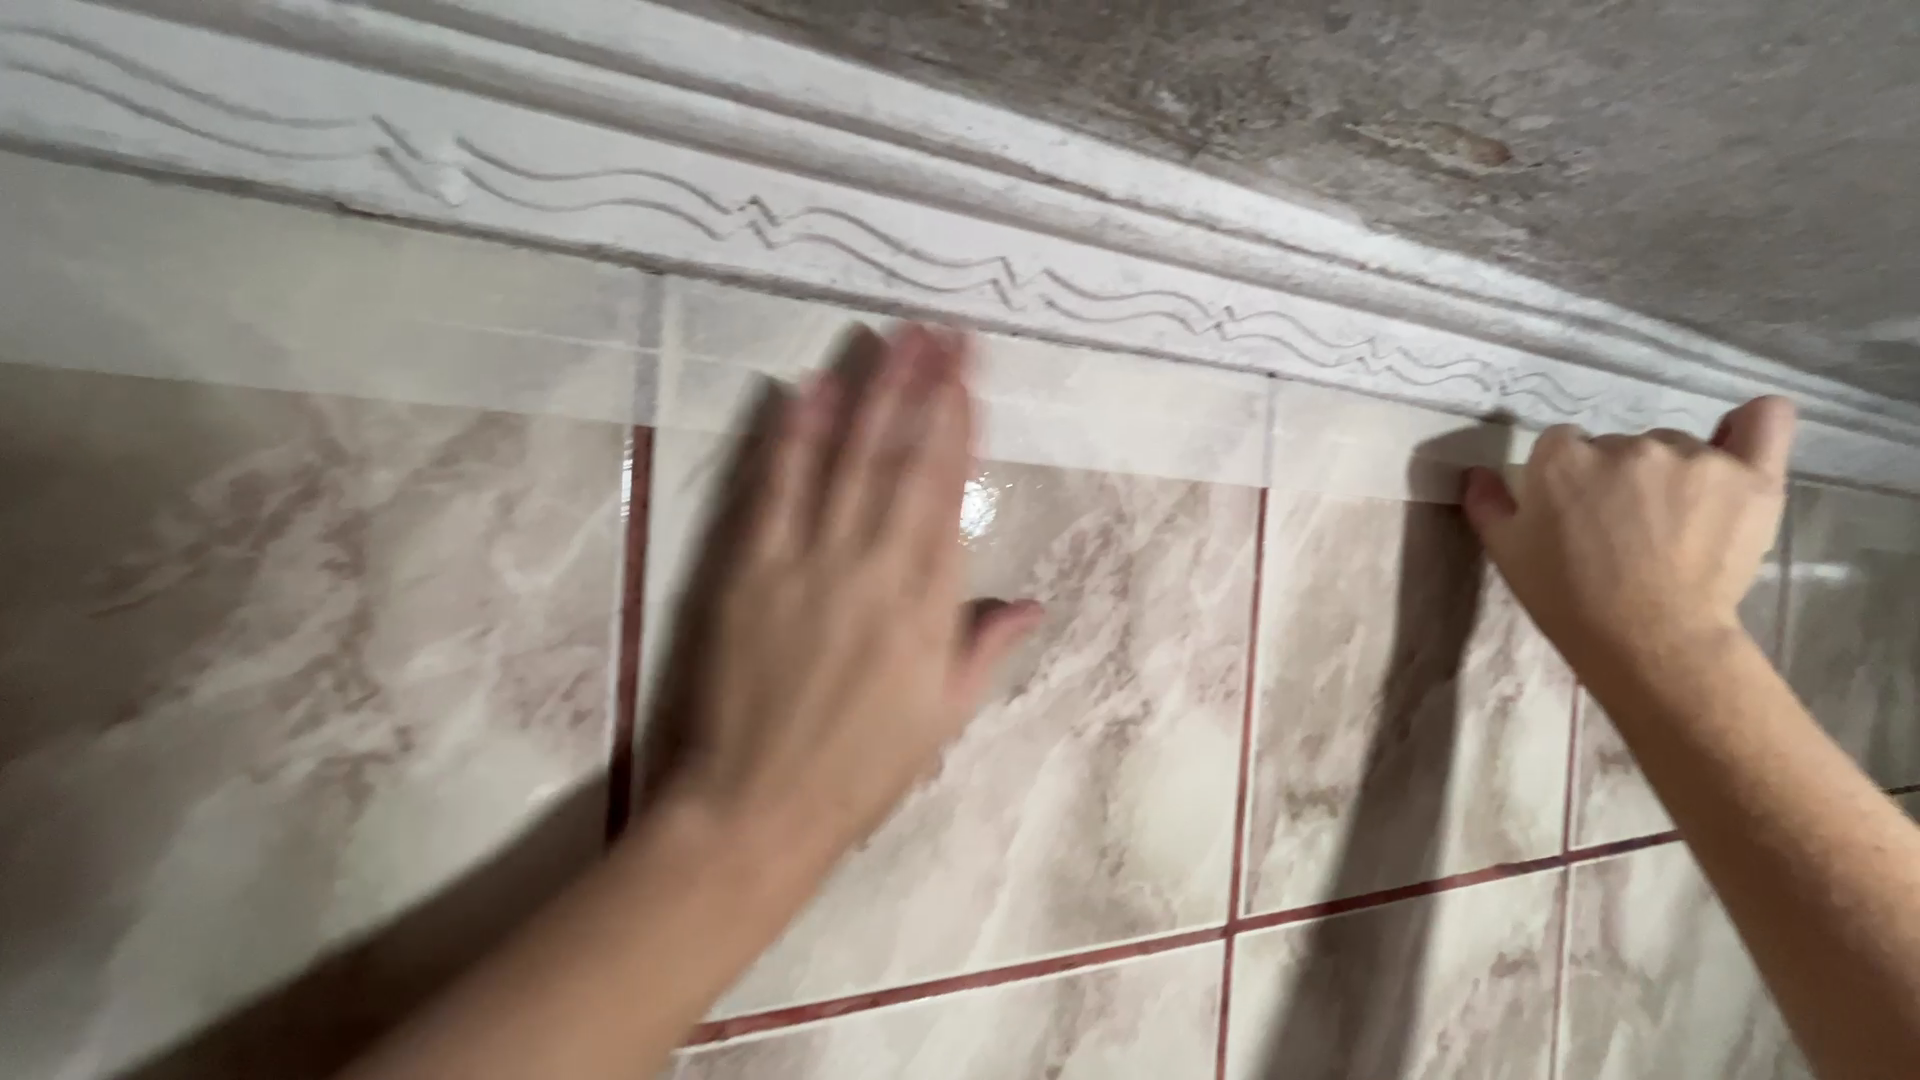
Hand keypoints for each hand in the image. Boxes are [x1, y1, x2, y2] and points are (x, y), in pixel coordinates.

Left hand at [662, 325, 1042, 872]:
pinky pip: (774, 491)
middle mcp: (872, 569)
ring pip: (844, 461)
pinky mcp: (748, 571)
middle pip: (900, 460)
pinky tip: (806, 389)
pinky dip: (792, 437)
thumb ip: (984, 647)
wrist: (759, 805)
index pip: (946, 493)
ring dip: (866, 392)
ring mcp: (806, 564)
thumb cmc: (863, 769)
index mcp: (926, 605)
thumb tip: (1033, 601)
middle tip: (936, 330)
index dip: (957, 427)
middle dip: (921, 387)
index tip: (965, 376)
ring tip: (885, 337)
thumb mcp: (944, 717)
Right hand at [1461, 396, 1796, 671]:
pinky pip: (1764, 423)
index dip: (1563, 476)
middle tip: (1619, 525)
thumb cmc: (1563, 593)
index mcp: (1561, 458)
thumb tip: (1476, 472)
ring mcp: (1693, 457)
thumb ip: (1486, 502)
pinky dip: (1751, 423)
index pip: (1560, 443)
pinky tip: (1738, 435)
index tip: (1570, 510)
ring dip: (1668, 472)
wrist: (1644, 634)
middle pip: (1619, 443)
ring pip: (1675, 446)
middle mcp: (1625, 445)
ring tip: (1671, 522)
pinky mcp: (1750, 476)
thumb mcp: (1504, 549)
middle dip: (1615, 476)